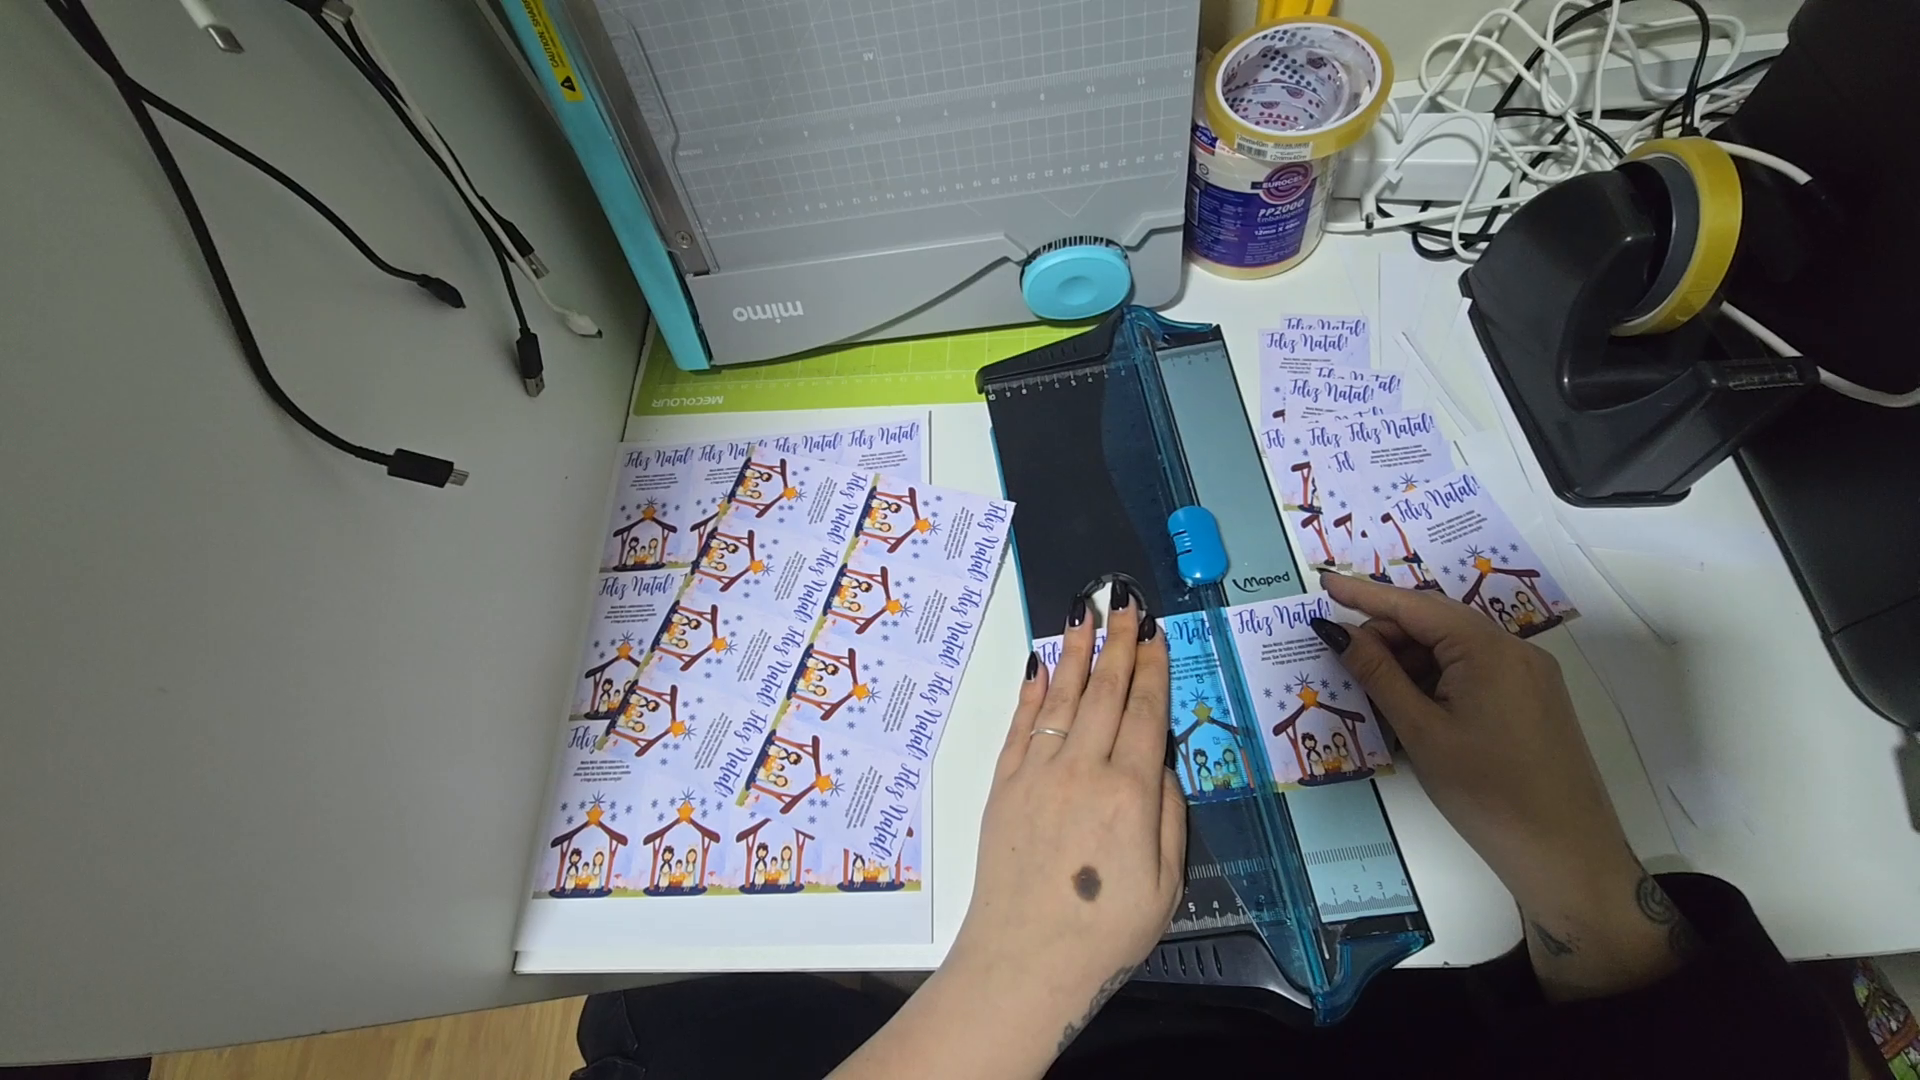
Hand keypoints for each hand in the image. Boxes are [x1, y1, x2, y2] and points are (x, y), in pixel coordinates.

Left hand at [832, 583, 1184, 1079]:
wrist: (1023, 958)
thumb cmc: (1102, 932)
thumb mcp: (1165, 885)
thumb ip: (1168, 815)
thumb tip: (1160, 764)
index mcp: (1129, 793)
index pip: (1145, 713)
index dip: (1152, 669)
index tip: (1155, 634)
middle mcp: (1082, 769)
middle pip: (1105, 692)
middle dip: (1118, 643)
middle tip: (1124, 603)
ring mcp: (1038, 771)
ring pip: (1062, 697)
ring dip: (1074, 652)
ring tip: (1084, 614)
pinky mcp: (1004, 782)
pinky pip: (1021, 725)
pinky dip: (1033, 691)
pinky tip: (1041, 665)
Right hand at [1318, 572, 1693, 999]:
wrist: (1567, 858)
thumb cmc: (1485, 790)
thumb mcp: (1419, 729)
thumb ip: (1376, 672)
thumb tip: (1335, 630)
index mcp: (1488, 650)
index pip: (1415, 606)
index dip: (1366, 594)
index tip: (1324, 582)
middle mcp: (1514, 650)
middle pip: (1436, 622)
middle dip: (1385, 630)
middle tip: (1341, 652)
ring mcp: (1528, 675)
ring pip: (1453, 647)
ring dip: (1408, 657)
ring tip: (1373, 687)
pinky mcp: (1531, 699)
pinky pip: (1472, 669)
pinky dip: (1434, 676)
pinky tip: (1410, 702)